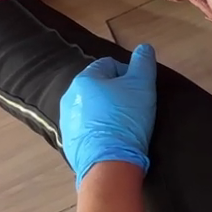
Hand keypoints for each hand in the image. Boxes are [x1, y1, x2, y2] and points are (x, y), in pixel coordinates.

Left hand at [60, 44, 157, 181]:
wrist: (109, 164)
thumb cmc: (126, 119)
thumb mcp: (142, 86)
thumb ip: (143, 63)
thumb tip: (144, 47)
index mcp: (85, 79)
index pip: (110, 65)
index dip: (129, 75)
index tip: (139, 92)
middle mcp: (70, 96)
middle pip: (100, 87)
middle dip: (116, 94)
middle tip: (134, 108)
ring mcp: (67, 120)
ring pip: (92, 108)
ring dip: (107, 112)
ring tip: (124, 126)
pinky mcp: (69, 142)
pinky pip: (87, 128)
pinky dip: (99, 129)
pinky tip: (113, 139)